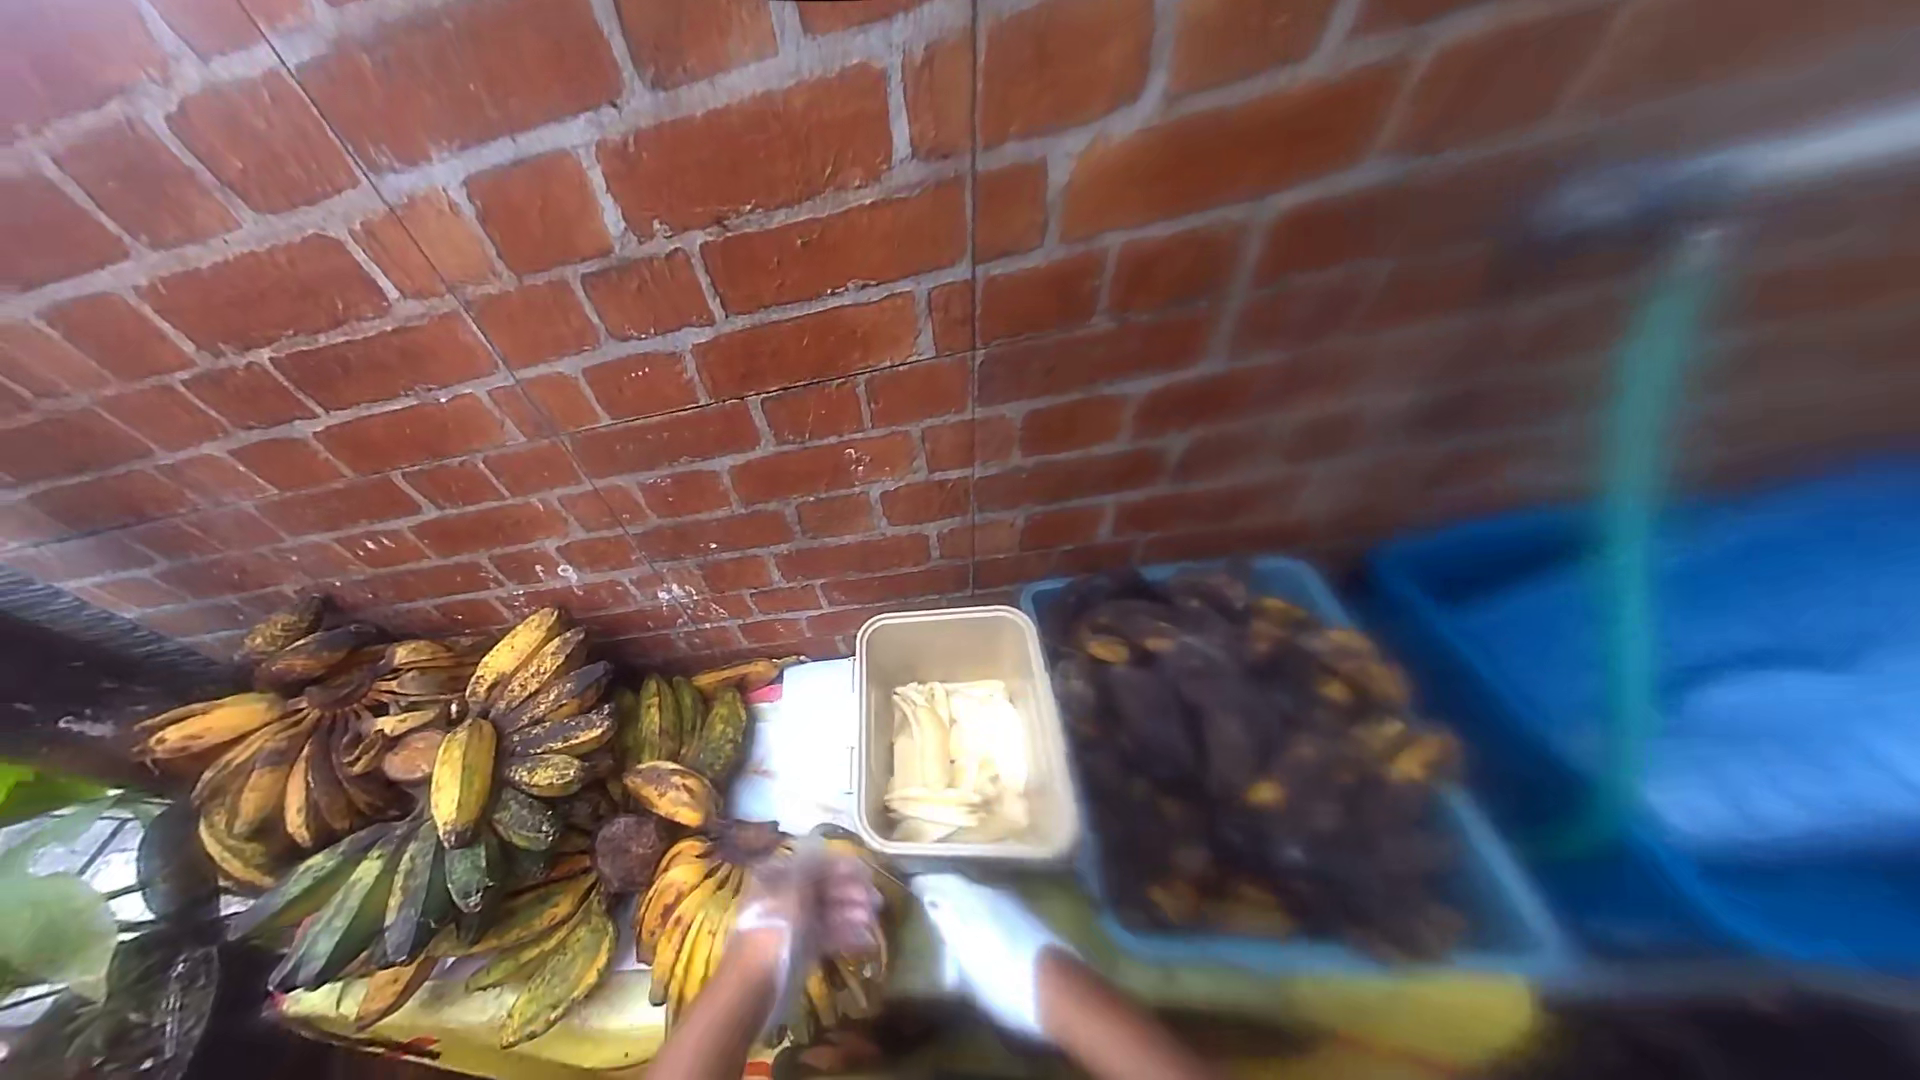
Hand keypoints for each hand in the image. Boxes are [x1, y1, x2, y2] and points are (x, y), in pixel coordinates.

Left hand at [734, 846, 883, 994]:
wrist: (756, 982)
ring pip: (828, 912)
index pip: (814, 862)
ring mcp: (794, 924)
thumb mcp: (797, 887)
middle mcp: (786, 896)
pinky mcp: (801, 950)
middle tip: (876, 900)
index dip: (842, 865)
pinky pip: (827, 936)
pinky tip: (867, 940)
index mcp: (778, 876)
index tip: (867, 872)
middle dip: (852, 891)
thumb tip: (837, 859)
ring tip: (873, 920)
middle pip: (824, 887)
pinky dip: (847, 935)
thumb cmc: (776, 924)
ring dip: (853, 913)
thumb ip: (818, 869)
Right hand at [911, 873, 1072, 1039]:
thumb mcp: (968, 962)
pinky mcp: (1027, 916)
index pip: (944, 881)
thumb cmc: (1004, 981)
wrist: (1056, 988)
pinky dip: (981, 909)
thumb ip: (949, 930)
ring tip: (951, 915)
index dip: (927, 882)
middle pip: (962, 885)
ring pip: (979, 893)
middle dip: (945, 890)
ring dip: (964, 900)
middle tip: (929, 900)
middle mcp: (991, 894)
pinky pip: (994, 903)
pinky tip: (979, 926)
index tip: (913, 886)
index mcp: (972, 902)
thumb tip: (935, 906)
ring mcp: (1012, 903)